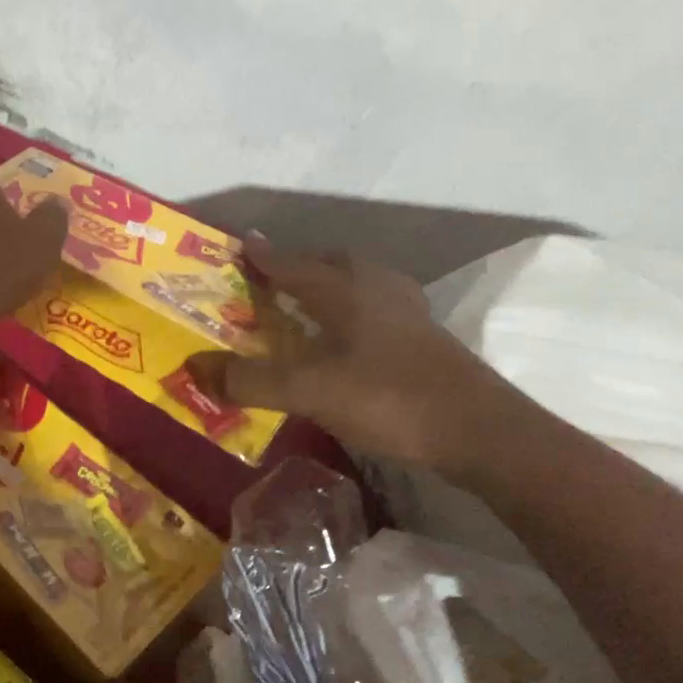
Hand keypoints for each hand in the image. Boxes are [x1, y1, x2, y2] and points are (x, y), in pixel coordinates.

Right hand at [187, 233, 519, 471]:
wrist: (490, 438)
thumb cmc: (391, 398)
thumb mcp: (307, 391)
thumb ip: (249, 379)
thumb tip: (193, 369)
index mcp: (345, 291)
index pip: (292, 264)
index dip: (262, 255)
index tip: (239, 244)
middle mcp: (377, 294)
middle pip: (338, 264)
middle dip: (307, 264)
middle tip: (279, 276)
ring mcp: (412, 319)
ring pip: (367, 285)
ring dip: (339, 286)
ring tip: (314, 303)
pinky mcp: (433, 347)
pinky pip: (384, 313)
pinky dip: (361, 315)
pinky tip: (352, 340)